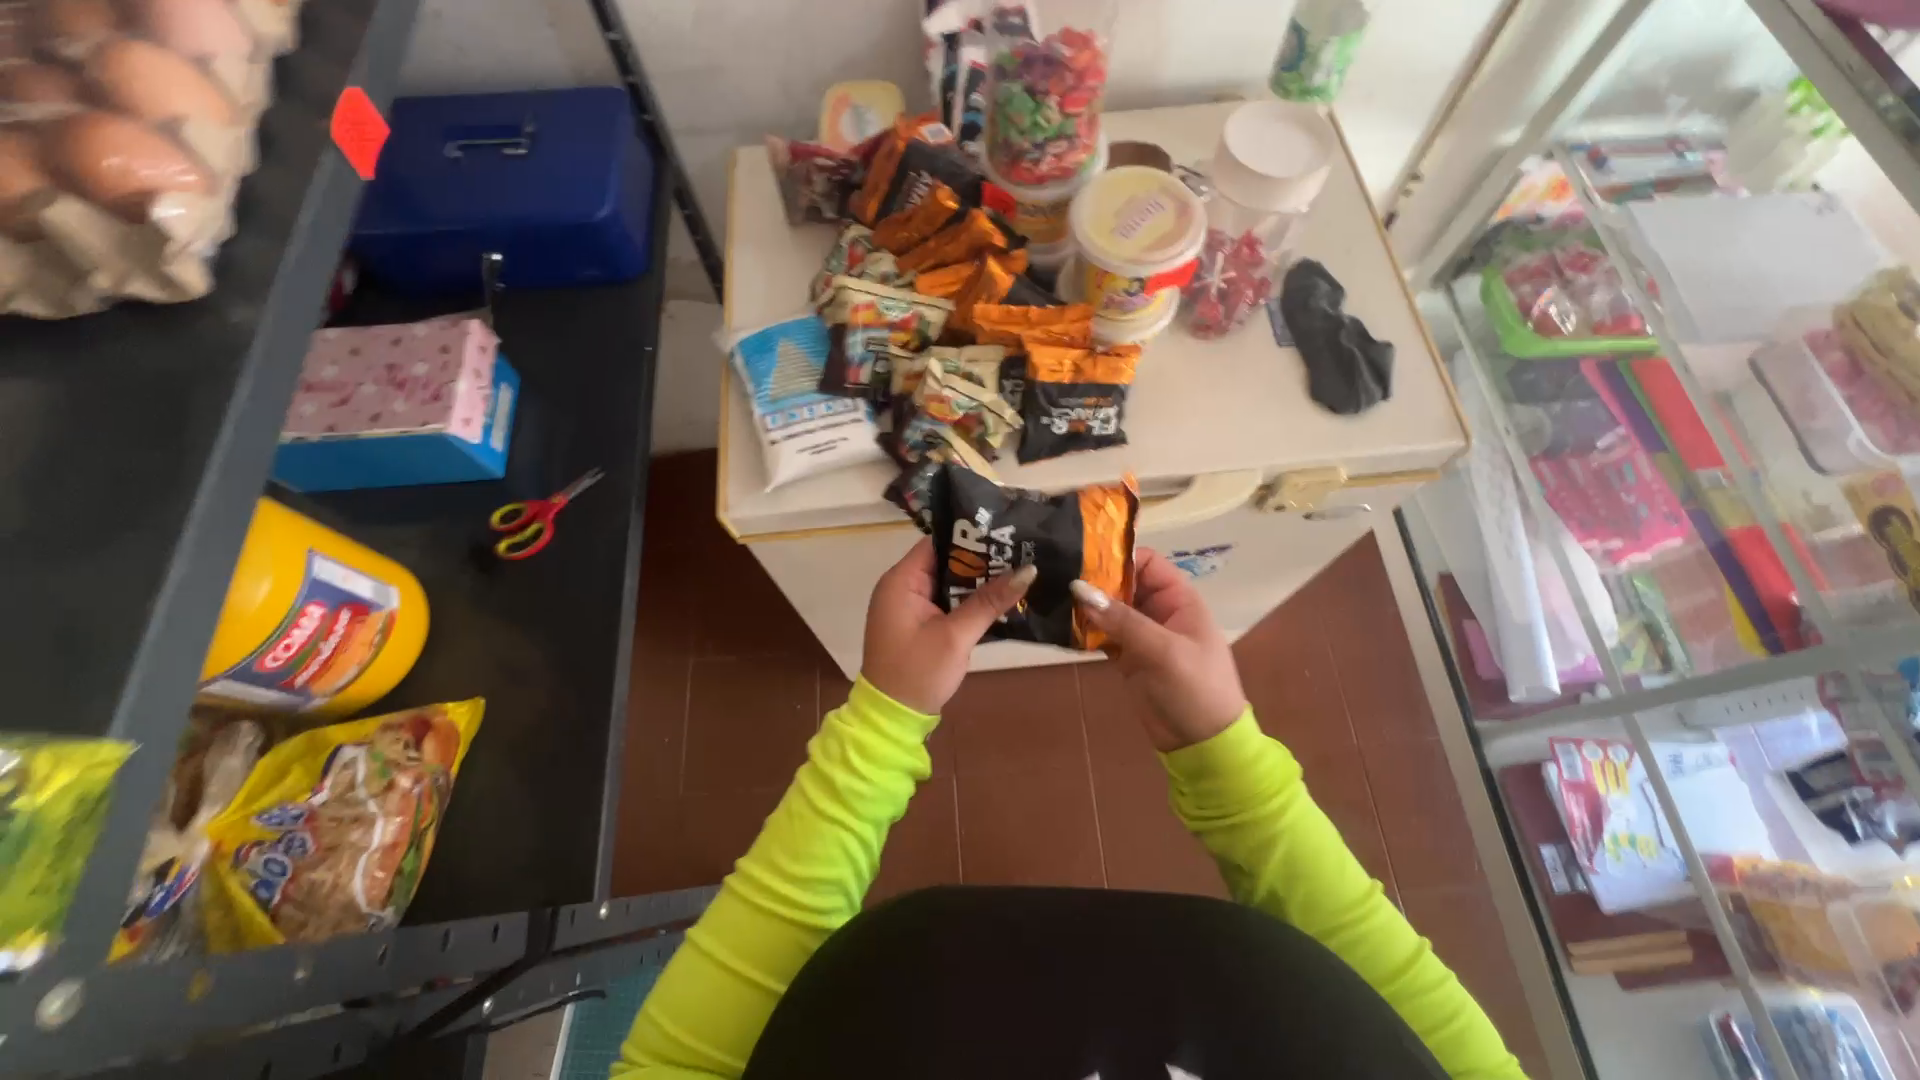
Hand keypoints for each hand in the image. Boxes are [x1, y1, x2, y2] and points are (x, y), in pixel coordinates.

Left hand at [862, 538, 1036, 714]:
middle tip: (1021, 552)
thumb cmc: (918, 671)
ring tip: (1019, 572)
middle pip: (946, 562)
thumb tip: (1029, 569)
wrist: (893, 717)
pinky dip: (969, 603)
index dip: (970, 536)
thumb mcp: (956, 635)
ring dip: (978, 584)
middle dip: (981, 561)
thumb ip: (989, 601)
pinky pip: (947, 604)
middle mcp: (902, 588)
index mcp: (901, 581)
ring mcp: (909, 608)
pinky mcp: (918, 625)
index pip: (937, 543)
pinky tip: (1000, 601)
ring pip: (949, 584)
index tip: (1006, 533)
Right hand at [1069, 548, 1247, 751]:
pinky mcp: (1127, 658)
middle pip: (1122, 583)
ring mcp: (1142, 635)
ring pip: (1108, 609)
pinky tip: (1058, 626)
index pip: (1146, 563)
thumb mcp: (1163, 650)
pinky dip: (1083, 631)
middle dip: (1093, 580)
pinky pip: (1102, 635)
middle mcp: (1159, 611)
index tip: (1081, 558)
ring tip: (1050, 597)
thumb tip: (1079, 588)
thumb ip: (1122, 620)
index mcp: (1179, 599)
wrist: (1204, 744)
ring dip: (1084, 606)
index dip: (1116, 557)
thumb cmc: (1195, 689)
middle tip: (1054, 576)